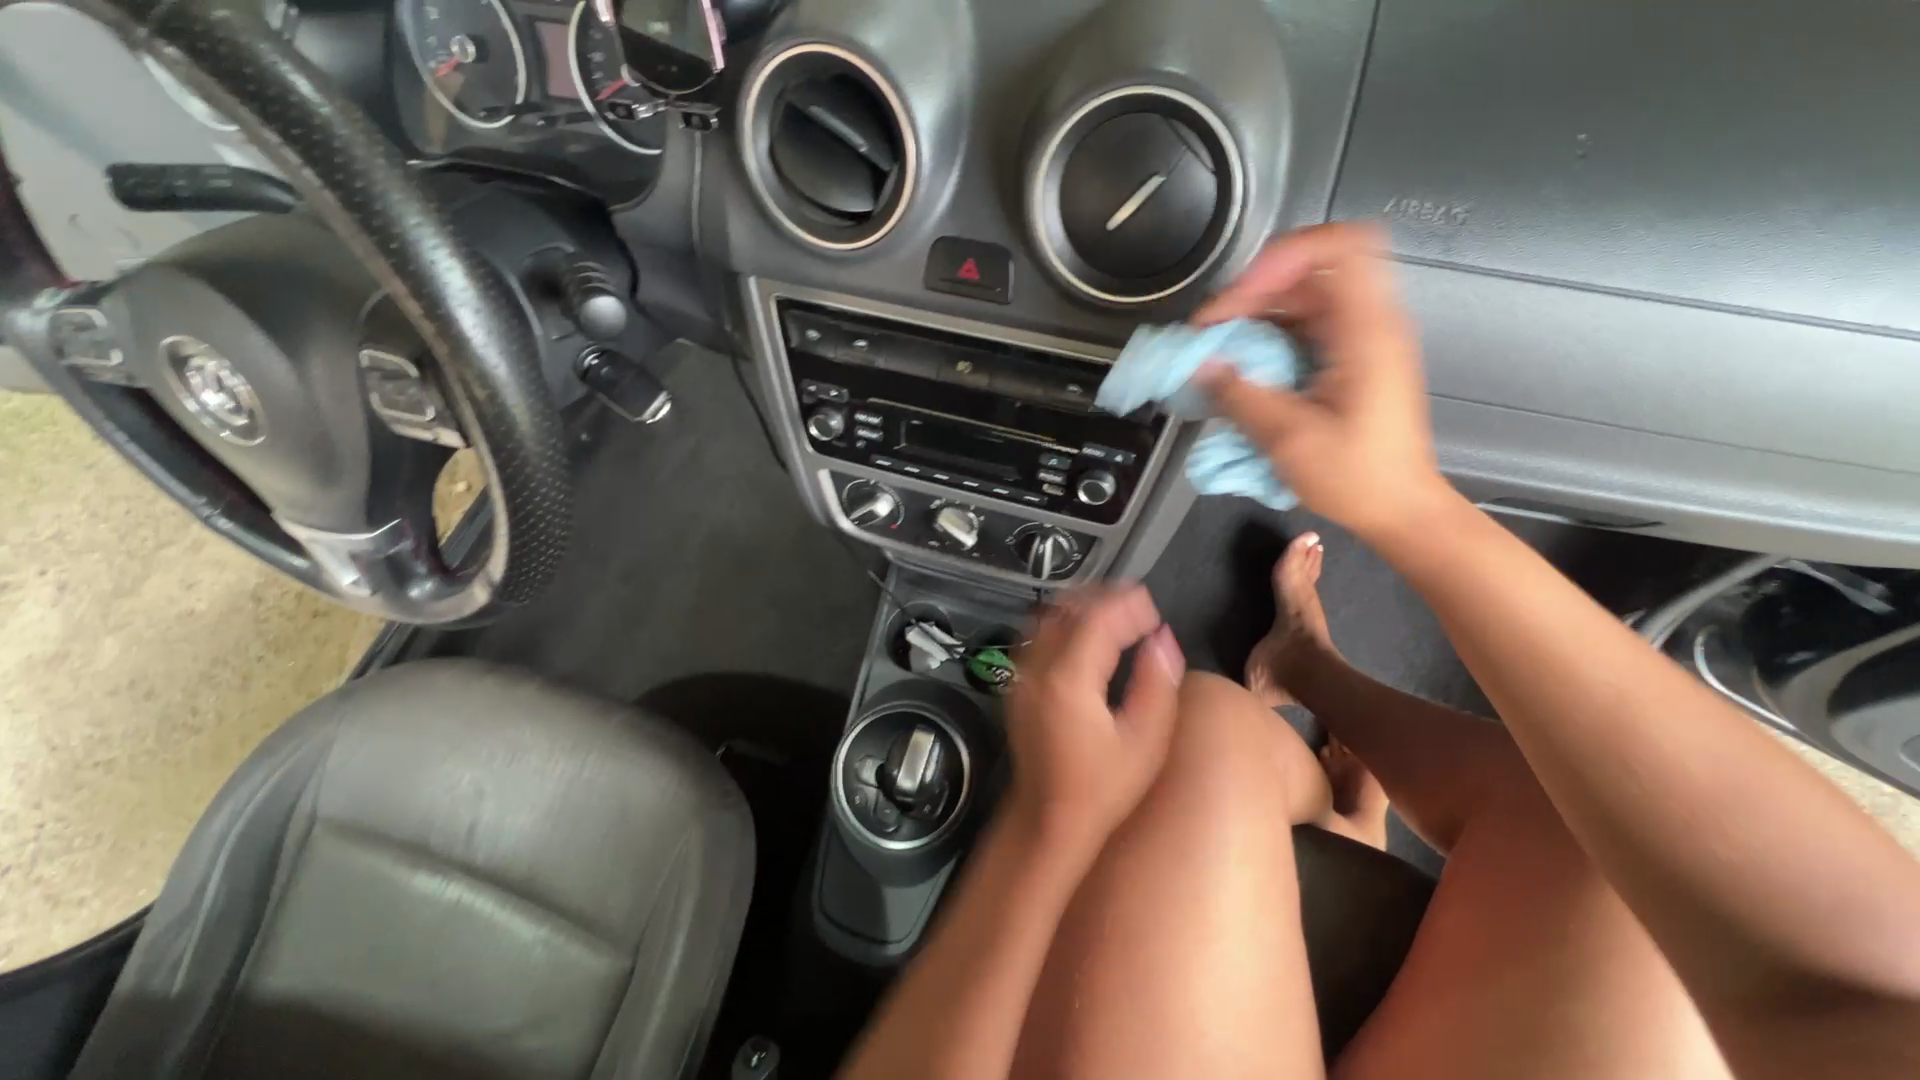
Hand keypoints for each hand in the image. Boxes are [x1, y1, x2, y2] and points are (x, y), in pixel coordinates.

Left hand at [1005, 586, 1185, 848]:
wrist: (1049, 822)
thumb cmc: (1103, 790)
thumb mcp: (1144, 741)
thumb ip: (1156, 684)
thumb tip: (1163, 640)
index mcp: (1069, 681)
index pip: (1097, 620)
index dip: (1127, 606)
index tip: (1153, 610)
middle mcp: (1037, 671)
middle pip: (1068, 611)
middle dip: (1104, 598)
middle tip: (1138, 604)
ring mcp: (1021, 678)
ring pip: (1047, 619)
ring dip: (1081, 607)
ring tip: (1115, 611)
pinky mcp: (1017, 688)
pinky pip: (1036, 638)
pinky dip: (1062, 624)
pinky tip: (1085, 634)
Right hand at [1193, 223, 1453, 542]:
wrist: (1400, 510)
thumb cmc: (1360, 478)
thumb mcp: (1290, 438)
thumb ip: (1240, 394)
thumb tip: (1203, 366)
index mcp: (1367, 331)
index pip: (1340, 246)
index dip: (1284, 255)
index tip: (1242, 294)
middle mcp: (1369, 325)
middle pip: (1309, 271)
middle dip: (1254, 291)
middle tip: (1213, 329)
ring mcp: (1361, 341)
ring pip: (1302, 299)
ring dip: (1256, 317)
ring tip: (1219, 349)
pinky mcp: (1350, 361)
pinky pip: (1304, 328)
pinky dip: (1269, 338)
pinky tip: (1242, 367)